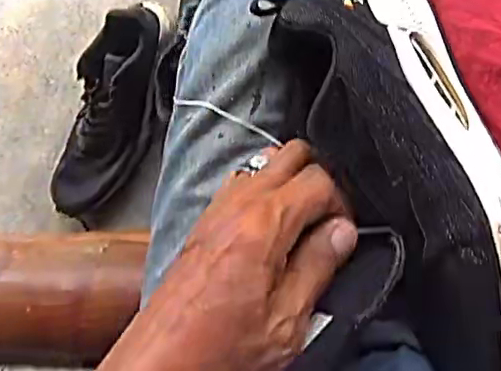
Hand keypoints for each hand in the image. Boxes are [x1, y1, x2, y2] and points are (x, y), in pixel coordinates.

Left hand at [105, 141, 358, 370]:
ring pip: (270, 158)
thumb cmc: (216, 354)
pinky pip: (245, 177)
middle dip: (319, 178)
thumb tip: (343, 231)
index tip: (343, 233)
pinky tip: (269, 226)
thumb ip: (318, 268)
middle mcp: (242, 201)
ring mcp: (220, 204)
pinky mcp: (205, 217)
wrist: (156, 370)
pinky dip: (265, 187)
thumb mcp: (283, 325)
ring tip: (299, 220)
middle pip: (296, 151)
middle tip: (326, 218)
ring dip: (291, 178)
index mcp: (265, 222)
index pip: (321, 179)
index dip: (342, 203)